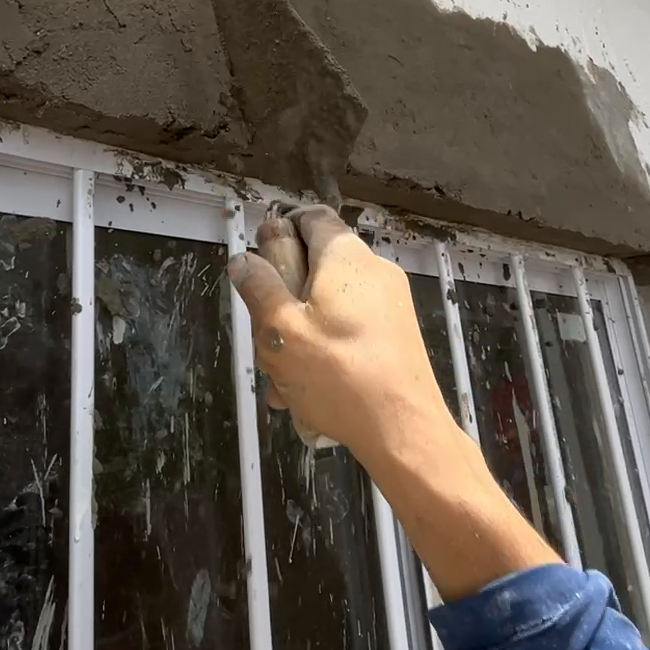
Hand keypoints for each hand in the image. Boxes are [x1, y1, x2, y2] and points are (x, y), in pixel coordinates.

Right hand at [228, 204, 560, 597]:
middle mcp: (373, 270)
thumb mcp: (282, 331)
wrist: (406, 433)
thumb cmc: (340, 375)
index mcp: (347, 257)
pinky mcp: (396, 334)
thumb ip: (258, 289)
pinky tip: (306, 388)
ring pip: (329, 301)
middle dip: (284, 295)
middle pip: (316, 263)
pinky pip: (350, 325)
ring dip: (300, 329)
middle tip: (265, 332)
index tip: (261, 260)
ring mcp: (390, 303)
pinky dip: (325, 345)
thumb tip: (243, 260)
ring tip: (282, 375)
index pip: (312, 217)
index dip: (282, 230)